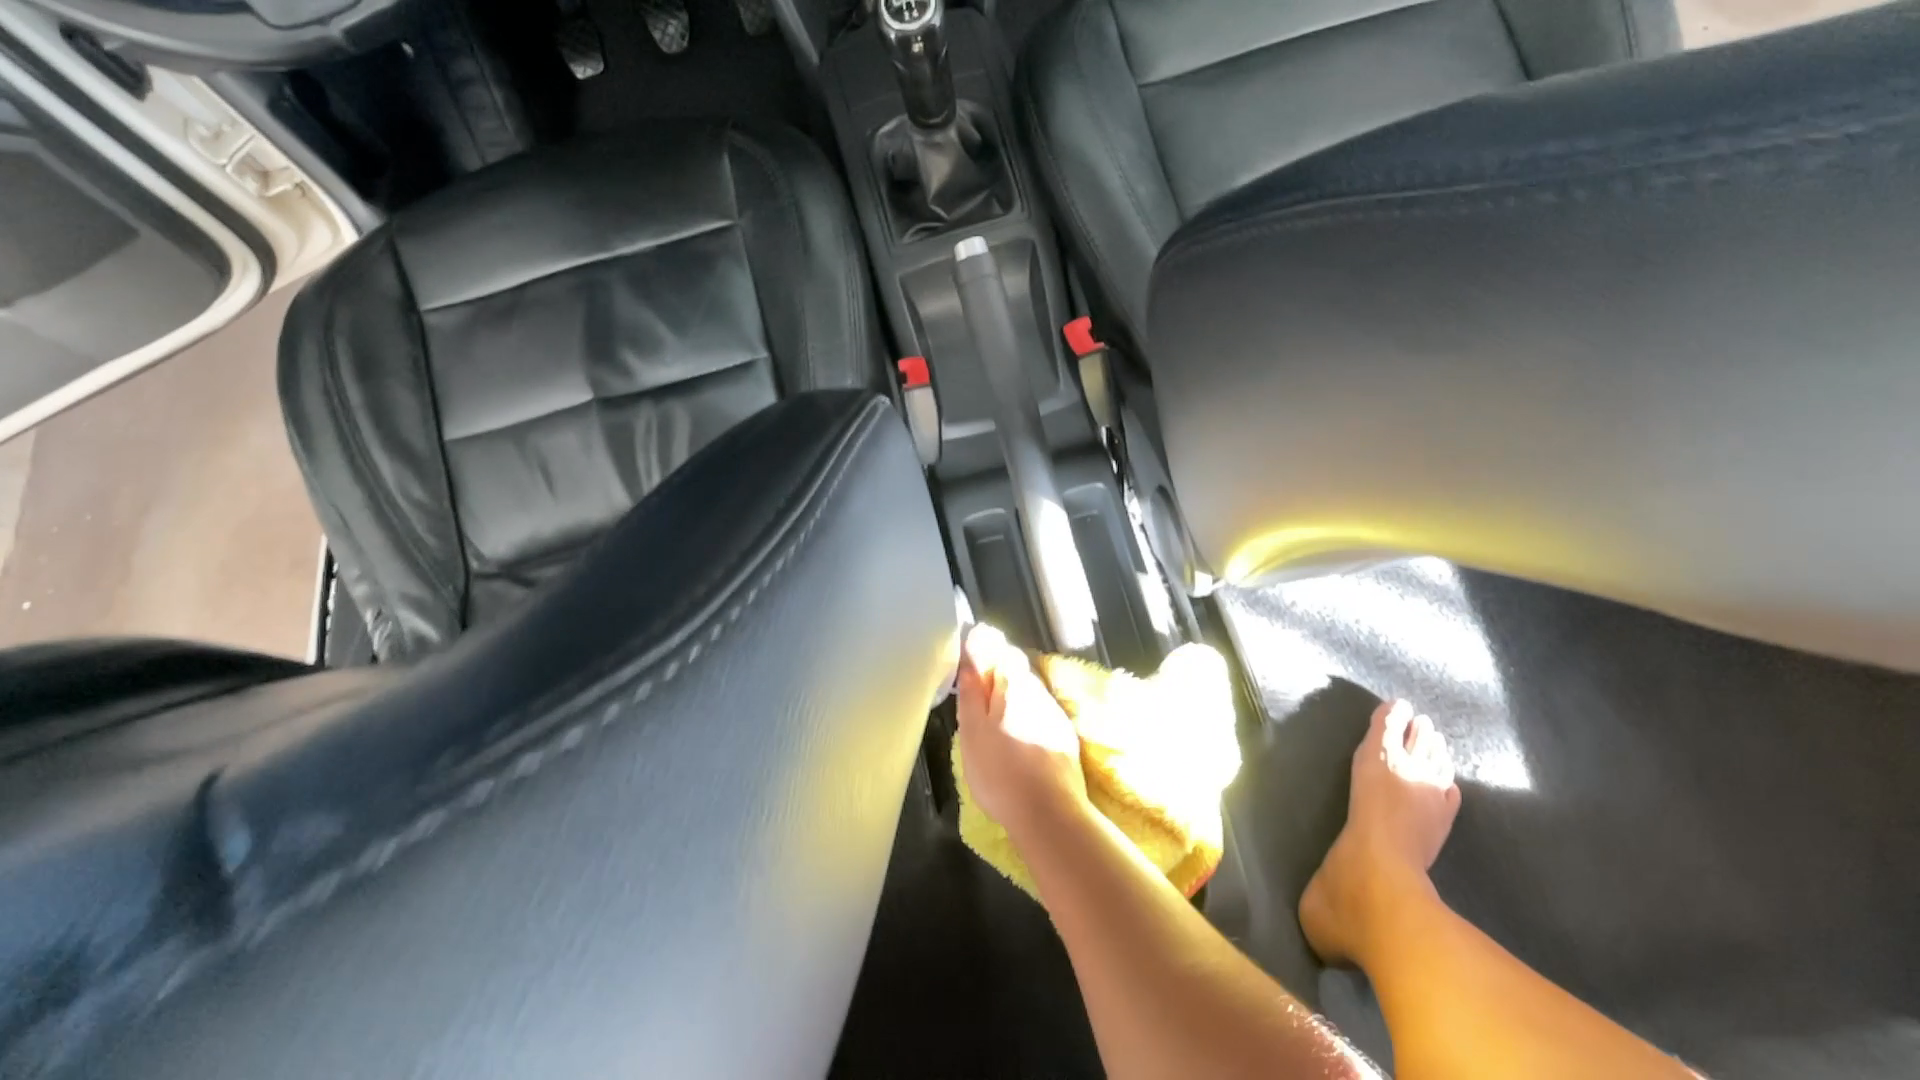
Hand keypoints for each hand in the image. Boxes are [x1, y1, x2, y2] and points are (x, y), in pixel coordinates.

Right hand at [955, 624, 1087, 833]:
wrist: (1049, 815)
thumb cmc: (1000, 772)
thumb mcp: (972, 731)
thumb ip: (972, 691)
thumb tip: (972, 652)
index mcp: (1016, 686)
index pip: (1001, 651)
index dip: (984, 649)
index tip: (967, 659)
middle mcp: (1040, 695)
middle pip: (1017, 672)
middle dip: (997, 675)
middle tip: (973, 691)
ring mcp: (1055, 718)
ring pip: (1029, 696)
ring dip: (1010, 699)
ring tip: (989, 720)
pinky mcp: (1064, 741)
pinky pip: (1039, 717)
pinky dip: (1023, 720)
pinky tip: (1012, 739)